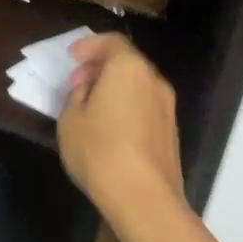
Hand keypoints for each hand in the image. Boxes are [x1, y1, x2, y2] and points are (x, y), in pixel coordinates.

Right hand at [57, 33, 183, 213]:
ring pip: (139, 86)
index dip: (90, 46)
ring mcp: (167, 108)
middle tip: (79, 82)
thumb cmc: (100, 151)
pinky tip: (112, 128)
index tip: (73, 57)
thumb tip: (88, 90)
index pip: (112, 42)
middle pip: (128, 62)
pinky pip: (146, 107)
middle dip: (102, 67)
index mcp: (128, 68)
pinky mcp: (172, 133)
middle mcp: (153, 81)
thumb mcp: (70, 120)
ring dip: (116, 88)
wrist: (144, 199)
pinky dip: (129, 107)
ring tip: (92, 107)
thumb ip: (77, 96)